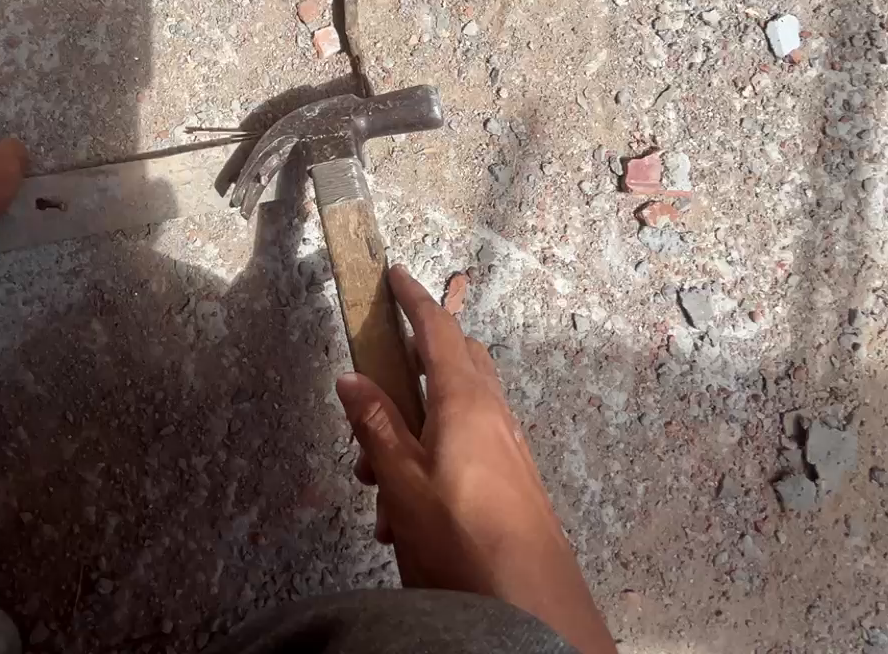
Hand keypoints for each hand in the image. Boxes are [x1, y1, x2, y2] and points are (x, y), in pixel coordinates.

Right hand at [335, 266, 616, 653]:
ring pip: (456, 406)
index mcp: (465, 402)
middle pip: (455, 359)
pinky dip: (432, 452)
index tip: (395, 273)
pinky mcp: (513, 479)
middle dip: (412, 359)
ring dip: (414, 421)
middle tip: (375, 378)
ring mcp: (507, 447)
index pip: (437, 331)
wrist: (536, 615)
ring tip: (373, 474)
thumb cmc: (462, 538)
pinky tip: (403, 509)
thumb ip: (375, 424)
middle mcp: (493, 415)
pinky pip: (468, 442)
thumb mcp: (402, 481)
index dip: (413, 299)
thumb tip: (350, 377)